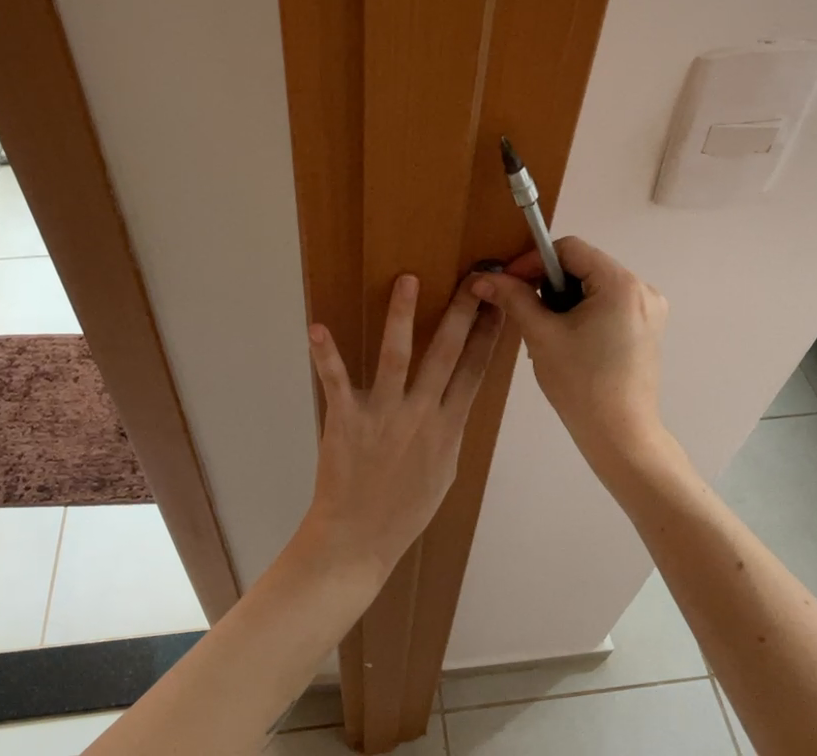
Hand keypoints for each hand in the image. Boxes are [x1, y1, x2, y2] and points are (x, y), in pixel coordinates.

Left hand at [300, 274, 502, 577]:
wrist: (360, 538)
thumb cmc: (405, 508)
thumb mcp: (445, 470)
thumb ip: (450, 428)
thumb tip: (457, 397)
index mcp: (448, 427)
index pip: (475, 372)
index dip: (488, 336)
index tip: (499, 304)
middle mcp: (421, 414)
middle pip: (446, 354)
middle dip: (461, 313)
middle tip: (472, 278)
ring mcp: (384, 415)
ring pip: (396, 356)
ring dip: (402, 316)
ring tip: (408, 280)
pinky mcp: (347, 419)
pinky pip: (337, 381)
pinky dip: (327, 355)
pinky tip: (318, 328)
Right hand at [470, 237, 669, 468]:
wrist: (621, 436)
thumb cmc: (581, 384)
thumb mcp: (541, 335)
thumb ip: (514, 298)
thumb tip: (484, 278)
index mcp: (621, 284)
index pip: (569, 249)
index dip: (533, 260)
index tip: (509, 282)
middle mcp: (642, 290)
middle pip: (583, 265)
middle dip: (547, 281)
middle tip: (521, 306)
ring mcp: (648, 311)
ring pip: (594, 285)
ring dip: (563, 298)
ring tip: (541, 327)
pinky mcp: (646, 329)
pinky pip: (607, 304)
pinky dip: (582, 311)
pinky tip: (566, 338)